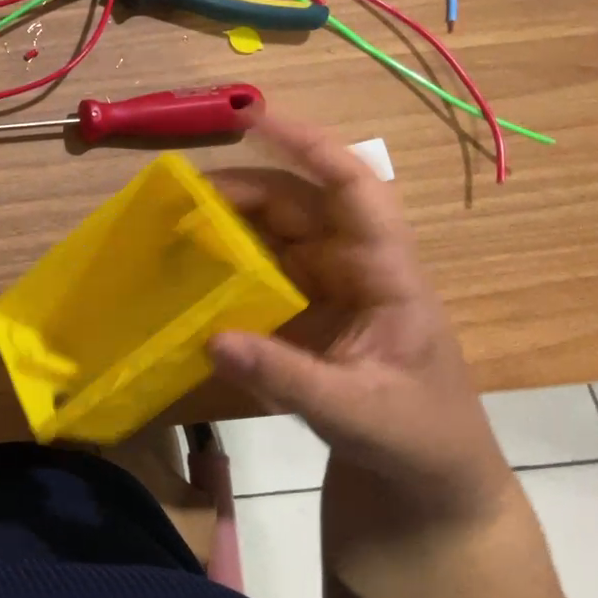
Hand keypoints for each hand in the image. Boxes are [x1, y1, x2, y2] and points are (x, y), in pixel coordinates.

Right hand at [205, 115, 512, 519]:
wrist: (426, 479)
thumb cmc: (416, 439)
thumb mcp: (356, 413)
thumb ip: (286, 377)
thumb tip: (211, 338)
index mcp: (388, 274)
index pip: (354, 190)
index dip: (308, 146)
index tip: (253, 117)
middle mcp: (356, 265)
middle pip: (297, 201)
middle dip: (239, 188)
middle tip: (177, 197)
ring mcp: (328, 284)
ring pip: (273, 228)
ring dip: (226, 219)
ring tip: (171, 222)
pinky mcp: (303, 307)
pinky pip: (258, 265)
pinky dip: (221, 257)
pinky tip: (184, 264)